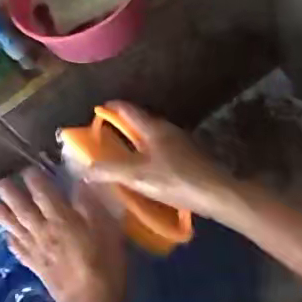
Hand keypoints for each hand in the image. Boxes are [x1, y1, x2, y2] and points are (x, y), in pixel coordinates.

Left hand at [0, 169, 126, 301]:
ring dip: (3, 216)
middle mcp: (44, 231)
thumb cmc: (105, 264)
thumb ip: (91, 206)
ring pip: (15, 228)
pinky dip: (11, 240)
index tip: (28, 169)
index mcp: (62, 219)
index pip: (44, 193)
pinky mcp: (35, 267)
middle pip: (22, 209)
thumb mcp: (107, 230)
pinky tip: (8, 236)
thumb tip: (79, 184)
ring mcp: (37, 251)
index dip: (35, 179)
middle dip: (10, 194)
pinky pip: (18, 250)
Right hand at [80, 102, 242, 219]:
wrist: (216, 193)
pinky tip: (147, 168)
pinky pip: (163, 148)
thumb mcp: (137, 177)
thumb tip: (85, 168)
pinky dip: (150, 152)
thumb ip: (110, 171)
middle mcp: (168, 128)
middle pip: (141, 121)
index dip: (110, 108)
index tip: (96, 112)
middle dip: (122, 126)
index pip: (127, 109)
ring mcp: (181, 141)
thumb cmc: (175, 180)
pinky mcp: (190, 155)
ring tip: (123, 153)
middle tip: (105, 136)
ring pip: (153, 135)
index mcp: (153, 127)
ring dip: (137, 140)